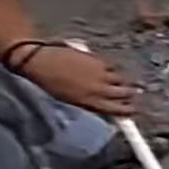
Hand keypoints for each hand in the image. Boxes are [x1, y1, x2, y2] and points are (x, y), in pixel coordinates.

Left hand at [19, 46, 137, 116]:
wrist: (35, 59)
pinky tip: (100, 67)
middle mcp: (101, 90)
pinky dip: (110, 68)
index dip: (130, 109)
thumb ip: (94, 103)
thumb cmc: (49, 82)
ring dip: (120, 80)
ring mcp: (102, 76)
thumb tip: (114, 106)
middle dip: (130, 92)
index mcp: (91, 102)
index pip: (123, 110)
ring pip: (123, 80)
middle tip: (129, 91)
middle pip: (128, 94)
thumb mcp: (70, 98)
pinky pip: (114, 67)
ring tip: (111, 77)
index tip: (133, 108)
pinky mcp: (101, 62)